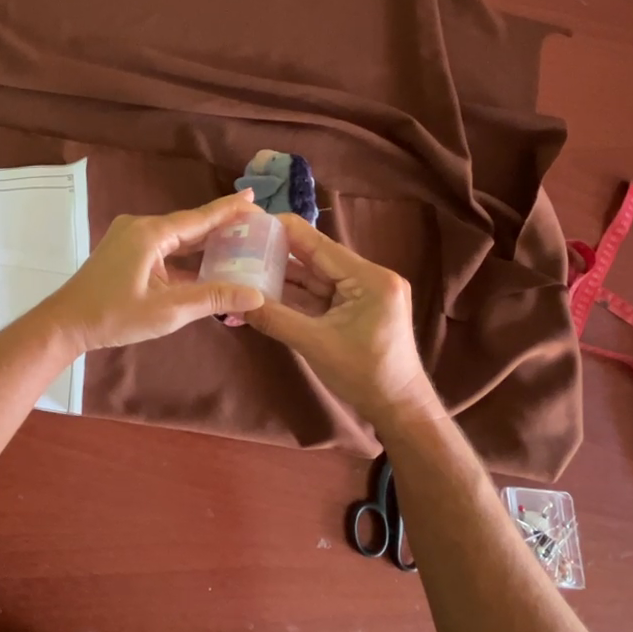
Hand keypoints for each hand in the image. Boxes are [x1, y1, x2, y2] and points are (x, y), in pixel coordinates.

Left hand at [37, 192, 267, 351]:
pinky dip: (185, 255)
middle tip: (256, 225)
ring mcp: (130, 238)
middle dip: (221, 226)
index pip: (199, 218)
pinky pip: (163, 248)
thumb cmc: (114, 315)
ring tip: (240, 242)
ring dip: (204, 242)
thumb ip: (212, 298)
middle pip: (189, 225)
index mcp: (150, 233)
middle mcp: (140, 227)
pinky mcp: (125, 252)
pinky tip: (207, 263)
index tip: (254, 198)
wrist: (67, 323)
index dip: (228, 210)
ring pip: (176, 237)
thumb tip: (255, 295)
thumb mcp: (168, 310)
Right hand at [244, 213, 444, 430]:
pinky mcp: (354, 309)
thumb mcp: (314, 344)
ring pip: (314, 277)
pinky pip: (318, 294)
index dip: (283, 231)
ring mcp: (362, 294)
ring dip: (282, 275)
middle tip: (239, 245)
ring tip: (243, 265)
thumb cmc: (365, 375)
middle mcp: (368, 278)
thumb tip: (233, 301)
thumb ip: (273, 318)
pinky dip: (293, 294)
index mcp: (369, 278)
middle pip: (315, 258)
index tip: (249, 221)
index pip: (319, 244)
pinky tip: (264, 289)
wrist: (399, 410)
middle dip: (277, 253)